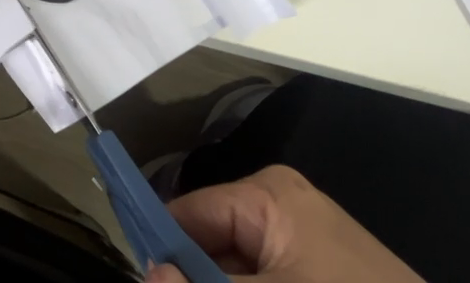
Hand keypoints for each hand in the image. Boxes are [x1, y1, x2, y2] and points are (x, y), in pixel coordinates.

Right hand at [146, 166, 421, 282]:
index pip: (184, 213)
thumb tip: (149, 274)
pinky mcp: (322, 267)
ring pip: (237, 267)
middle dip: (195, 276)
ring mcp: (304, 238)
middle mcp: (280, 203)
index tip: (147, 281)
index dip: (160, 251)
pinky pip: (267, 276)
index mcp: (266, 194)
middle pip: (209, 243)